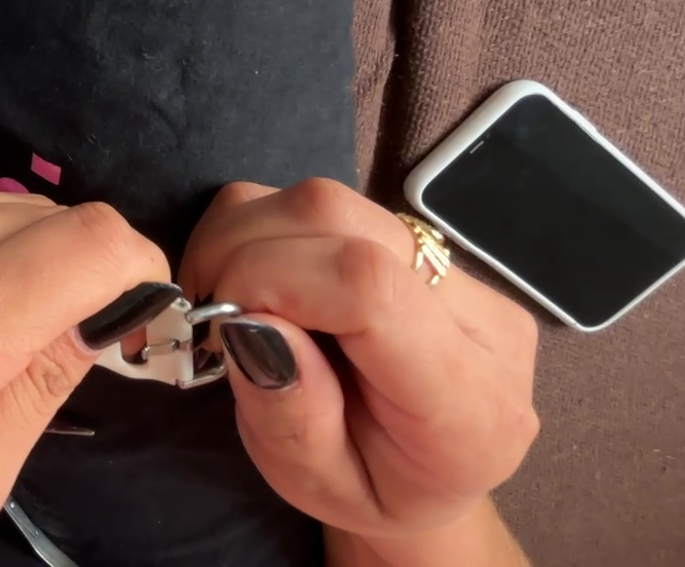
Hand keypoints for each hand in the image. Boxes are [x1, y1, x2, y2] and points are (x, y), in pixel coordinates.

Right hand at [181, 180, 539, 542]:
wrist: (415, 464)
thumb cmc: (366, 484)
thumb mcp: (318, 484)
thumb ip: (291, 417)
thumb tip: (247, 321)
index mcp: (467, 396)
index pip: (367, 284)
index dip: (271, 277)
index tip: (224, 322)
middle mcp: (470, 310)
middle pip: (333, 218)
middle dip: (241, 253)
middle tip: (214, 313)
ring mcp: (442, 261)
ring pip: (316, 199)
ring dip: (241, 236)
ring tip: (229, 295)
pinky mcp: (402, 232)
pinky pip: (308, 199)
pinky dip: (252, 226)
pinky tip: (250, 274)